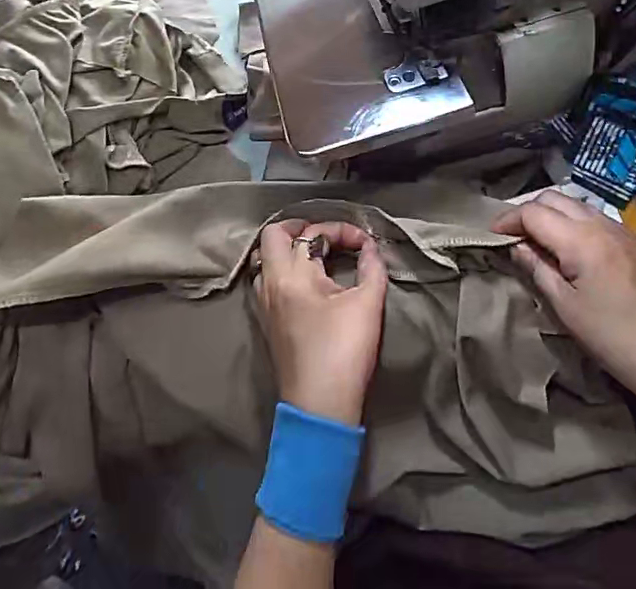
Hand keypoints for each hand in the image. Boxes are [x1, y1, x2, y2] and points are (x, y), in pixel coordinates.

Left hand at [255, 219, 388, 425]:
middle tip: (330, 237)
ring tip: (320, 257)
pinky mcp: (268, 324)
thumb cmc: (344, 352)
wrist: (320, 408)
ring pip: (267, 260)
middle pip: (273, 237)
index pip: (311, 232)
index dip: (341, 230)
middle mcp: (270, 285)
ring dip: (291, 250)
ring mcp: (264, 306)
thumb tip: (370, 248)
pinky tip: (310, 283)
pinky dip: (287, 271)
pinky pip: (269, 281)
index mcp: (292, 276)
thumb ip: (372, 267)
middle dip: (302, 228)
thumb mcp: (368, 304)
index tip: (365, 244)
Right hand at [499, 191, 635, 406]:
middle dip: (528, 211)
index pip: (534, 212)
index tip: (492, 235)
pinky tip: (571, 247)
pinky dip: (575, 222)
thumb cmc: (611, 337)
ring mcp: (622, 231)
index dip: (508, 219)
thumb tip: (516, 246)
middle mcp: (602, 225)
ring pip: (577, 204)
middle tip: (513, 237)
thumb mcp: (564, 306)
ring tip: (539, 241)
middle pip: (554, 198)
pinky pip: (596, 218)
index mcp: (581, 239)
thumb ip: (537, 268)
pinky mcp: (635, 243)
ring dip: (552, 214)